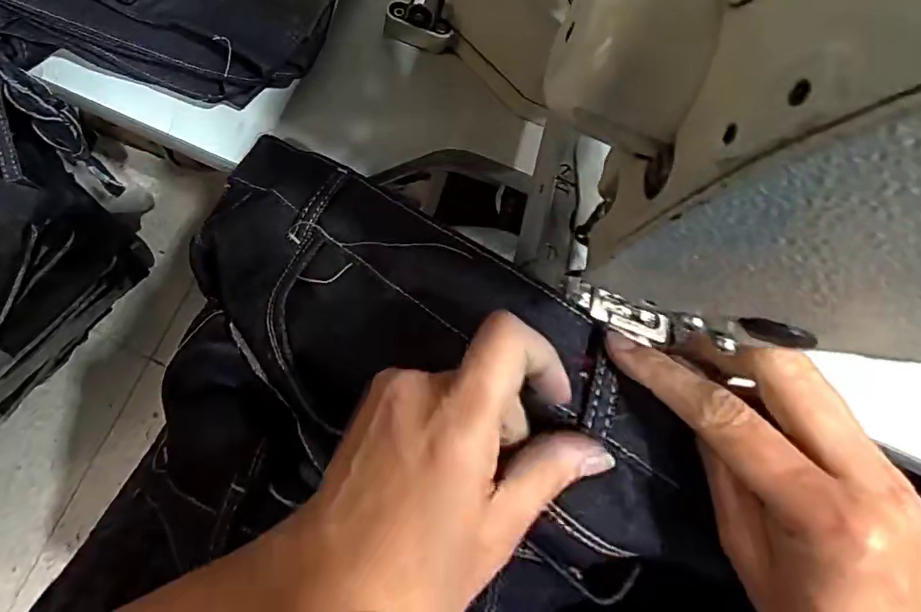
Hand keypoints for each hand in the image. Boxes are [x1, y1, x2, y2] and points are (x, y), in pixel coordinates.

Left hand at [132, 311, 612, 611]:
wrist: (324, 585)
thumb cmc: (417, 569)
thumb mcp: (495, 528)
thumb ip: (547, 473)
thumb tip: (595, 450)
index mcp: (456, 412)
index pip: (506, 334)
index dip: (541, 354)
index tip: (552, 399)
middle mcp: (419, 382)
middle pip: (486, 370)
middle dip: (507, 414)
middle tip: (500, 475)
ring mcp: (390, 386)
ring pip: (458, 384)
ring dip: (475, 420)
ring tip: (463, 483)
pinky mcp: (371, 397)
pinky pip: (426, 391)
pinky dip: (443, 419)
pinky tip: (433, 473)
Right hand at [605, 333, 920, 611]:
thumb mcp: (749, 558)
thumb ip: (721, 474)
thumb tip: (692, 407)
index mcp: (828, 516)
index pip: (732, 416)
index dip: (671, 376)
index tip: (633, 351)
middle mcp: (870, 480)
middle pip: (782, 367)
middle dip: (719, 346)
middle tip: (675, 347)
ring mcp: (889, 469)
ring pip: (808, 373)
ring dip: (748, 360)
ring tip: (705, 367)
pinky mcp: (893, 467)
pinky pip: (826, 401)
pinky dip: (778, 387)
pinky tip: (749, 397)